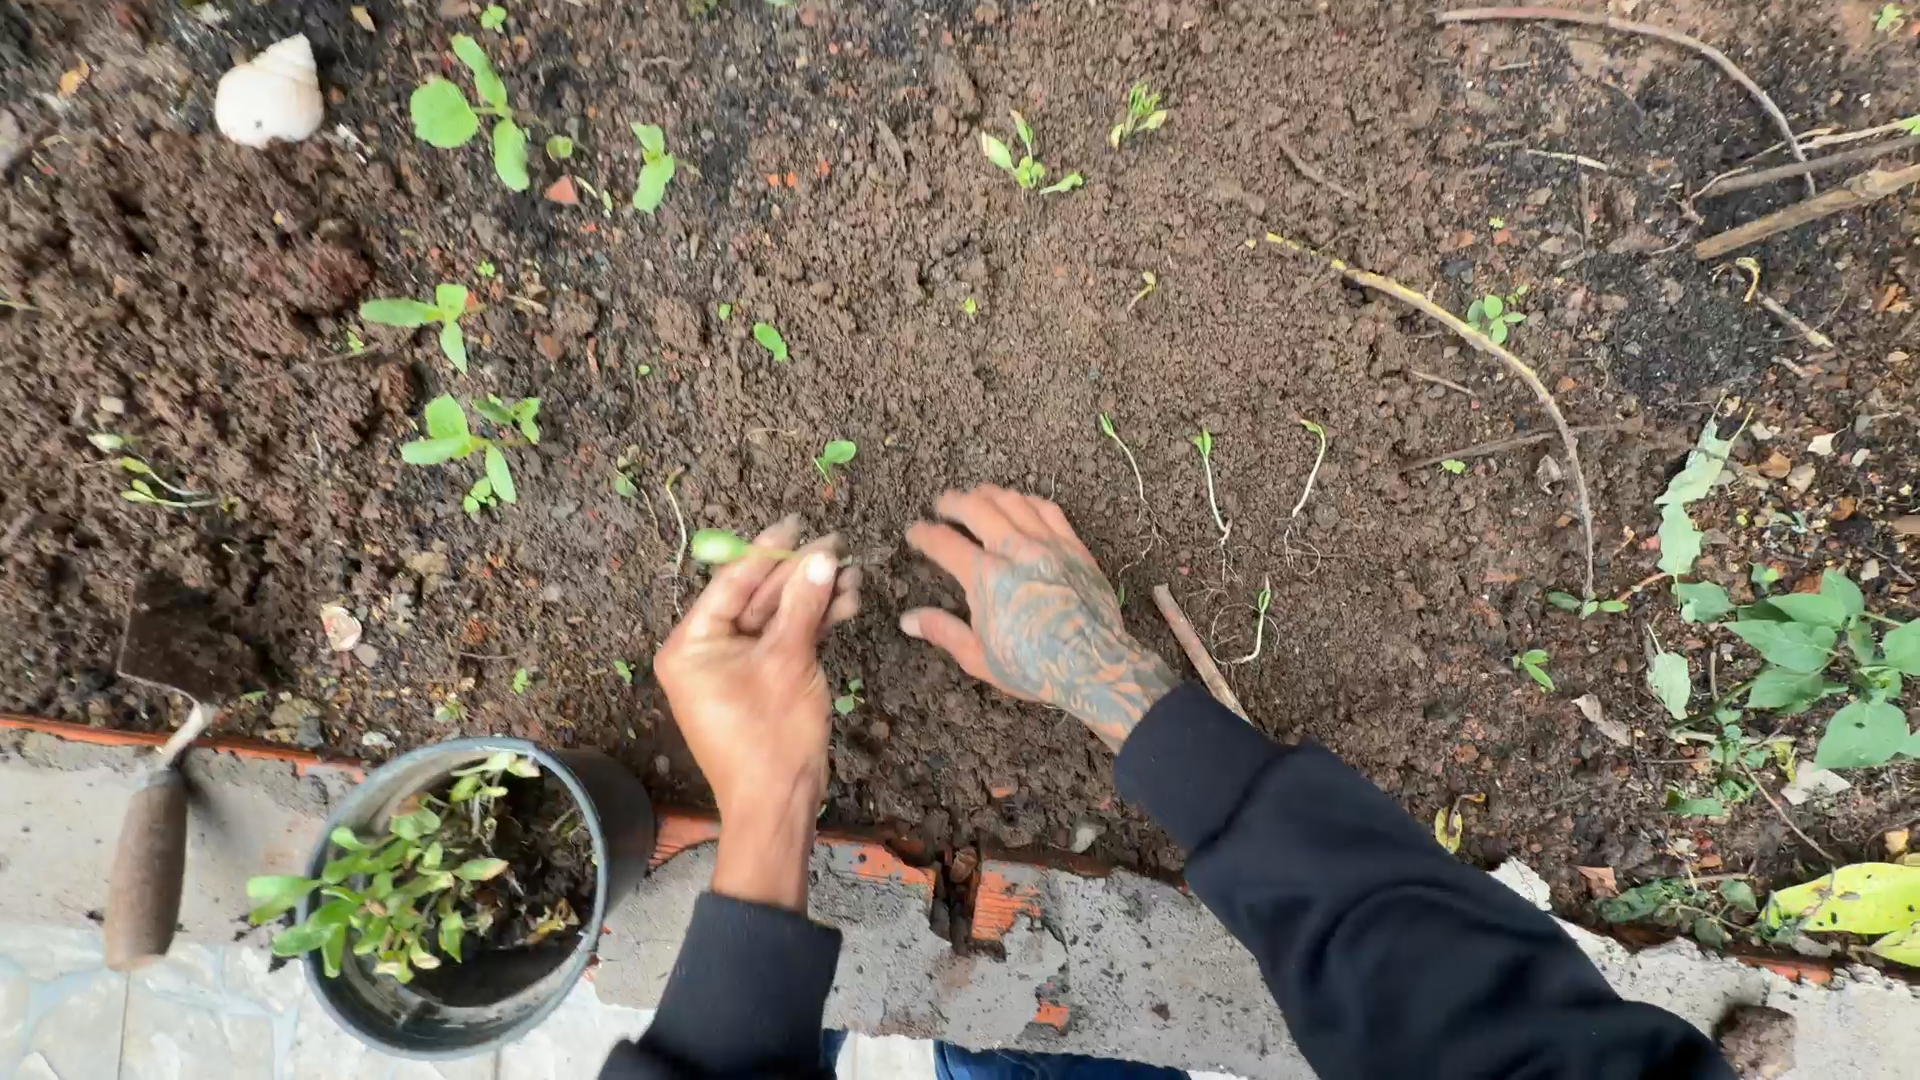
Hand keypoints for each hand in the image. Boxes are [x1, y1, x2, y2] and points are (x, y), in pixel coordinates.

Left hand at [656, 516, 856, 909]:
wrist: (779, 803)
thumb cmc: (771, 735)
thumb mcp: (788, 661)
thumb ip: (804, 604)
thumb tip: (824, 556)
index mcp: (691, 644)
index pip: (732, 583)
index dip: (767, 550)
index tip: (797, 522)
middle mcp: (707, 650)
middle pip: (759, 596)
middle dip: (801, 574)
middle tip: (838, 546)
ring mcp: (736, 665)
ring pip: (778, 617)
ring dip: (815, 598)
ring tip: (855, 575)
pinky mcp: (761, 678)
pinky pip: (785, 639)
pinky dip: (814, 624)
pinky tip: (847, 604)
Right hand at [902, 486, 1175, 751]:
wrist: (1095, 666)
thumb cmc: (1035, 668)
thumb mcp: (979, 657)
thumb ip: (943, 631)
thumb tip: (908, 620)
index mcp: (987, 578)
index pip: (945, 543)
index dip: (924, 534)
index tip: (915, 531)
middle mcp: (1015, 551)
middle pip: (977, 508)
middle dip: (953, 502)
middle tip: (942, 503)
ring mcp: (1047, 544)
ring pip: (1013, 502)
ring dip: (989, 494)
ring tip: (976, 495)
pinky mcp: (1073, 547)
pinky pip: (1048, 510)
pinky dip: (1028, 500)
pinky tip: (1020, 502)